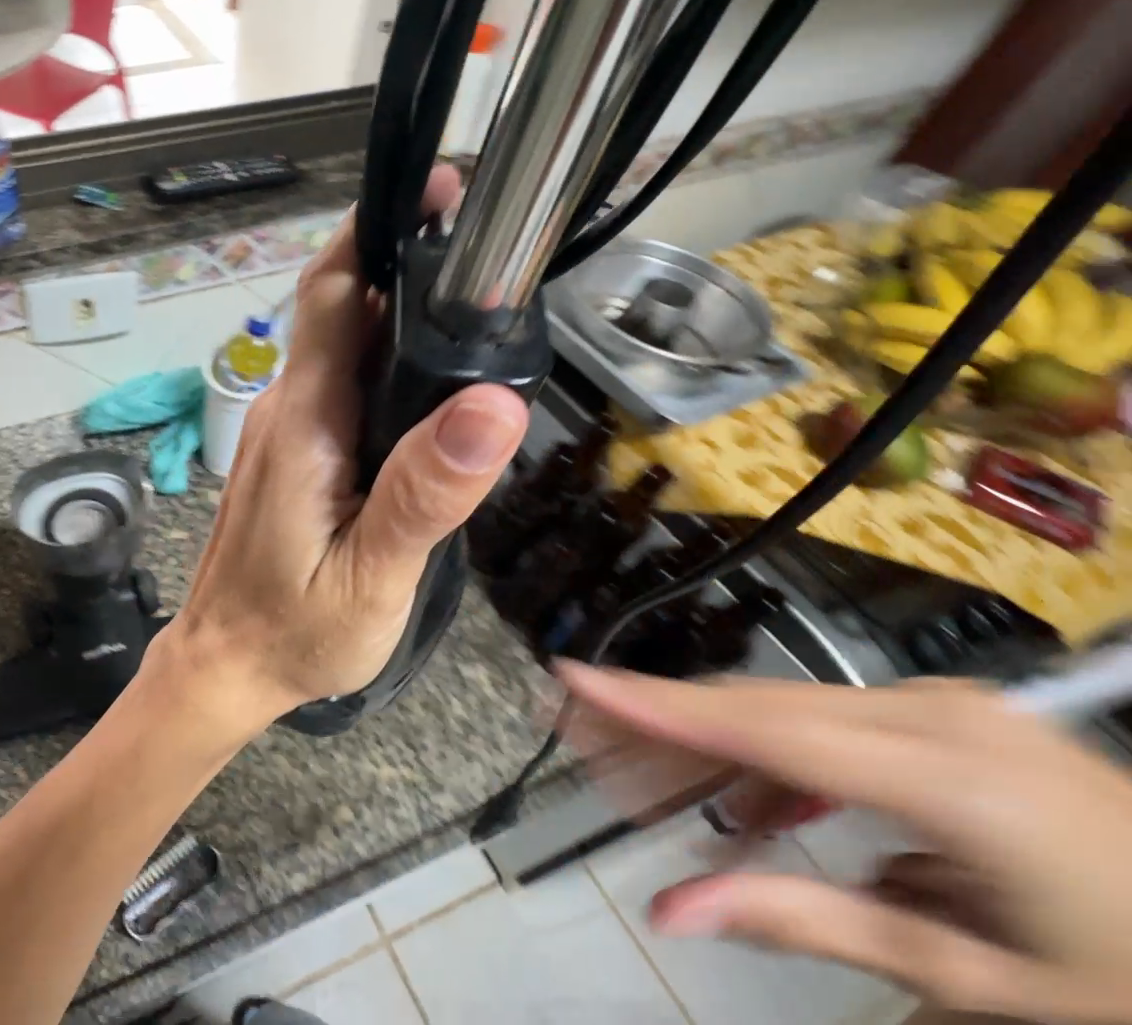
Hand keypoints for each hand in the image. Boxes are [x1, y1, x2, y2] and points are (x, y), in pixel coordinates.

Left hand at [144, 166, 530, 732]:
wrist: (226, 665)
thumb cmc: (292, 631)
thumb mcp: (370, 576)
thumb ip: (422, 493)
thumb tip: (492, 403)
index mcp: (304, 421)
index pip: (333, 295)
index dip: (382, 233)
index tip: (445, 194)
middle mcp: (289, 408)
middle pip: (345, 310)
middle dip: (410, 266)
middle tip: (496, 252)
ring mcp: (287, 430)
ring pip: (346, 351)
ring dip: (404, 319)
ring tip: (484, 311)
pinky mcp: (293, 455)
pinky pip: (343, 390)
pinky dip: (389, 370)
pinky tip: (436, 390)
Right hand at [561, 663, 1131, 1024]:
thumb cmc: (1112, 964)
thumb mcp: (969, 972)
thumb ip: (809, 924)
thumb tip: (667, 912)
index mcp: (950, 782)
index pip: (766, 731)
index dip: (658, 706)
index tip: (573, 679)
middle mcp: (936, 718)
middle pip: (756, 708)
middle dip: (658, 724)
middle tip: (578, 739)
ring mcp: (943, 706)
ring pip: (781, 709)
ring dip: (708, 746)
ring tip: (649, 788)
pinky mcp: (945, 712)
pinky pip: (825, 721)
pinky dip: (770, 758)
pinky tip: (755, 809)